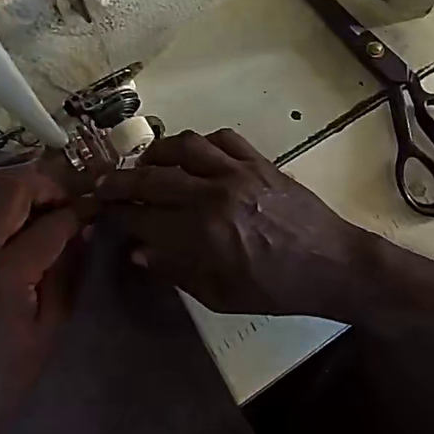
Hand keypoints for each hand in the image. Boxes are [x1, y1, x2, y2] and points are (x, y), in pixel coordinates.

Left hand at [0, 163, 86, 433]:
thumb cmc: (8, 377)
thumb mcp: (52, 324)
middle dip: (46, 187)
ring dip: (13, 190)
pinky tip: (3, 221)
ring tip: (36, 208)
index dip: (81, 212)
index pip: (53, 222)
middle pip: (10, 188)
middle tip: (65, 204)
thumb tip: (83, 229)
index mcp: (6, 273)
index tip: (96, 212)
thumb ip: (68, 269)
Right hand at [96, 129, 390, 317]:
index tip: (102, 212)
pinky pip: (224, 138)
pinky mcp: (260, 161)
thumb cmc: (276, 288)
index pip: (144, 216)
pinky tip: (194, 153)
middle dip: (122, 180)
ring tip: (145, 162)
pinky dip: (202, 142)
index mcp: (202, 233)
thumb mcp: (221, 295)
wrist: (331, 262)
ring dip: (158, 152)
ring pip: (186, 146)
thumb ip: (177, 271)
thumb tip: (139, 251)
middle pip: (155, 177)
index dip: (118, 214)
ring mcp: (239, 172)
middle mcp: (215, 195)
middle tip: (103, 183)